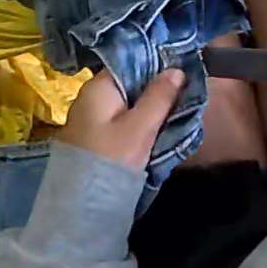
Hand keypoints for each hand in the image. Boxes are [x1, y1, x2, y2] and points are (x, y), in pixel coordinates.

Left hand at [59, 68, 185, 169]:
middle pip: (129, 83)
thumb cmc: (111, 159)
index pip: (130, 63)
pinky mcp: (95, 137)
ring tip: (178, 106)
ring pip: (127, 103)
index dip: (156, 62)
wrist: (80, 205)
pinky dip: (139, 120)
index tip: (182, 67)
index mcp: (99, 87)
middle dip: (156, 86)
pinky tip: (158, 125)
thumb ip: (159, 97)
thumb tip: (176, 69)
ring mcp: (92, 118)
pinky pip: (121, 119)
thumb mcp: (140, 127)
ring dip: (150, 105)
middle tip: (186, 89)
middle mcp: (92, 97)